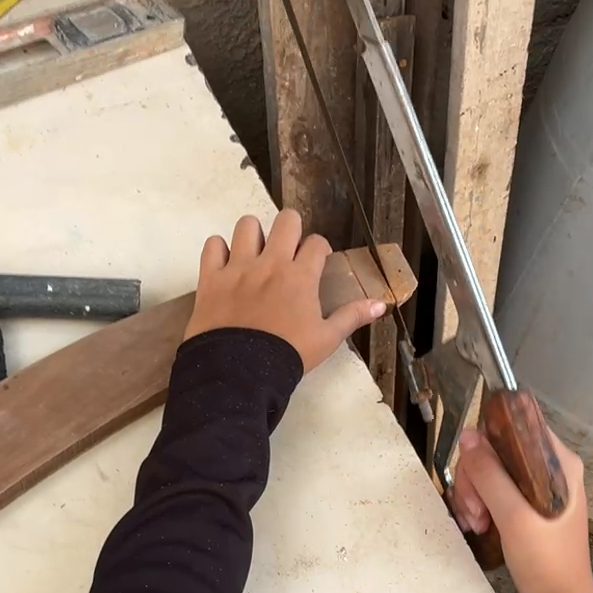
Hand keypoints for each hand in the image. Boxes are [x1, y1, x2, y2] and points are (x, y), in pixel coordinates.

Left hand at [184, 210, 385, 370]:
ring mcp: (238, 267)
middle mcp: (270, 263)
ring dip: (254, 234)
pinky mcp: (211, 277)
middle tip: (287, 248)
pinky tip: (225, 263)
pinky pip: (213, 245)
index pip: (316, 243)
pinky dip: (219, 250)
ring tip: (255, 252)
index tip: (316, 262)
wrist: (240, 372)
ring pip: (247, 225)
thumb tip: (381, 304)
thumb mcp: (327, 339)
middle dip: (290, 229)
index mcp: (301, 276)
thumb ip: (352, 316)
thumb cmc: (288, 356)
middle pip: (286, 221)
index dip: (319, 250)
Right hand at [450, 426, 592, 592]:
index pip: (516, 426)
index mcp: (558, 462)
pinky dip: (480, 504)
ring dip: (474, 494)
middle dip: (476, 477)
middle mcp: (550, 467)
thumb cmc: (545, 559)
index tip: (474, 470)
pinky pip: (494, 489)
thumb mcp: (513, 516)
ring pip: (491, 470)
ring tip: (475, 522)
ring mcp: (538, 486)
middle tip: (474, 509)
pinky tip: (477, 524)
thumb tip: (468, 435)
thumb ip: (490, 474)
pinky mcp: (527, 503)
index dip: (488, 441)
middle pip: (497, 450)